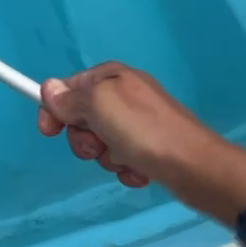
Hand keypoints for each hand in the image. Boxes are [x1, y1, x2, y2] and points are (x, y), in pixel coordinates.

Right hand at [38, 61, 245, 223]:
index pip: (67, 87)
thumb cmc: (144, 130)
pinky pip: (121, 157)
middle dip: (83, 136)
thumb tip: (49, 89)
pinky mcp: (149, 148)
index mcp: (111, 76)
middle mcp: (123, 95)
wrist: (197, 169)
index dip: (54, 108)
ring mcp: (138, 123)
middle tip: (97, 145)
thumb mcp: (98, 104)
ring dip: (105, 155)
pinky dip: (124, 167)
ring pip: (99, 140)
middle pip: (80, 116)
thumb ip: (69, 97)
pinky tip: (138, 170)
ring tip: (124, 159)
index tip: (49, 131)